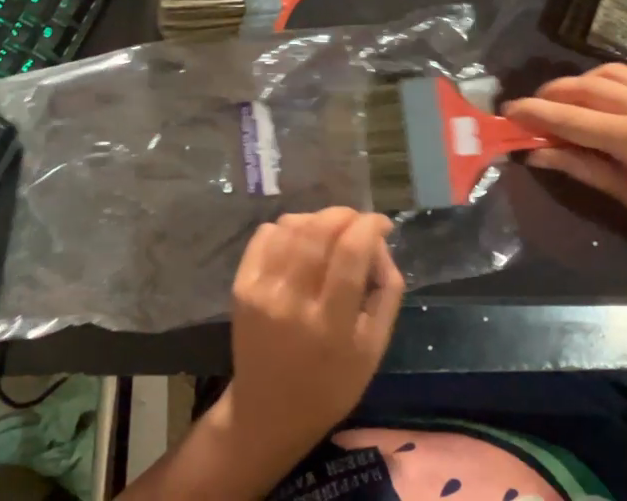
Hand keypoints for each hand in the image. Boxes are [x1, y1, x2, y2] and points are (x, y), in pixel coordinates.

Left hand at [225, 208, 404, 454]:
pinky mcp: (241, 287)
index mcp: (331, 325)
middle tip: (358, 223)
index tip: (382, 224)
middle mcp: (292, 303)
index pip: (350, 253)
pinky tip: (301, 241)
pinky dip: (288, 228)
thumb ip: (385, 293)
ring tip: (331, 231)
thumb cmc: (331, 384)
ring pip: (291, 227)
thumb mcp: (373, 349)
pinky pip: (265, 236)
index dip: (370, 226)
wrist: (269, 411)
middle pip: (319, 231)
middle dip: (345, 215)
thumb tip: (379, 244)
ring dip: (318, 218)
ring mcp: (262, 292)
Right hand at [504, 64, 626, 285]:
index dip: (532, 114)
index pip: (567, 116)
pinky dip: (615, 80)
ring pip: (612, 73)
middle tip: (531, 110)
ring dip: (582, 82)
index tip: (505, 113)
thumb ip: (585, 169)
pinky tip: (609, 98)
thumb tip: (538, 154)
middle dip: (552, 94)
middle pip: (585, 86)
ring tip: (566, 102)